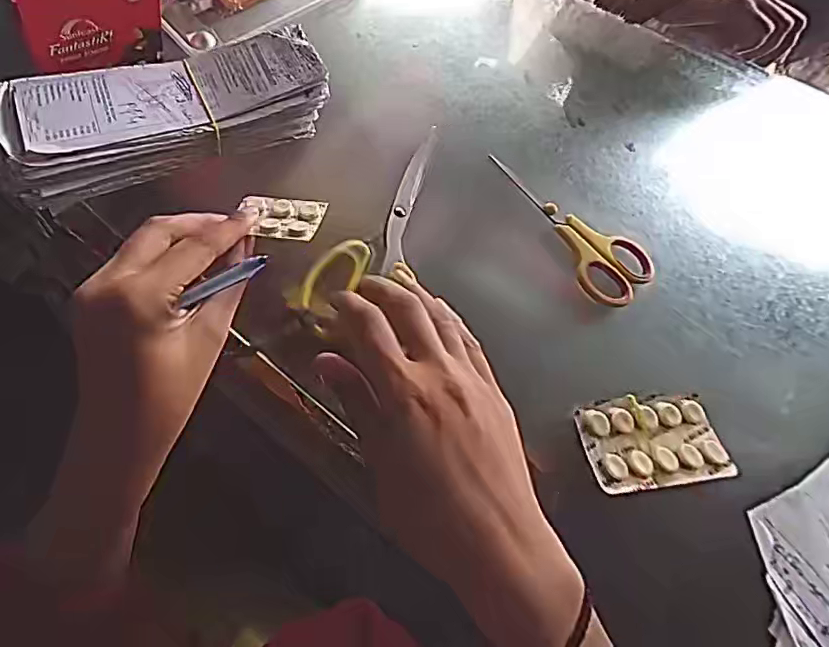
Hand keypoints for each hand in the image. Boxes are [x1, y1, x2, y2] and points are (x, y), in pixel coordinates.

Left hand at [68, 211, 257, 475]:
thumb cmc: (166, 402)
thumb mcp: (208, 338)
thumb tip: (244, 248)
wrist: (116, 442)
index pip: (192, 246)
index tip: (251, 216)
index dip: (227, 229)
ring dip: (181, 235)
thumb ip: (229, 284)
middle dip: (200, 222)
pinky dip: (161, 253)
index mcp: (138, 297)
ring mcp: (92, 288)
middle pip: (160, 229)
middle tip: (234, 225)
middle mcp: (107, 283)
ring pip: (143, 239)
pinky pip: (131, 258)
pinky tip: (188, 262)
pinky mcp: (89, 295)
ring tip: (217, 242)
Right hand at [313, 266, 586, 646]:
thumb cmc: (431, 518)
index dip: (348, 305)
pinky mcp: (493, 387)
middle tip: (364, 286)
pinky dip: (449, 317)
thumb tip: (327, 363)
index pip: (369, 326)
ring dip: (417, 293)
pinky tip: (442, 315)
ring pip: (441, 315)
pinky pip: (468, 338)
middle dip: (381, 289)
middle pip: (407, 308)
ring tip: (400, 286)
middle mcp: (438, 372)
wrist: (500, 542)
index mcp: (403, 391)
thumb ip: (356, 403)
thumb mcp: (380, 463)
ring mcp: (470, 376)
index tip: (336, 299)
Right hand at [665, 0, 805, 64]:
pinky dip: (753, 47)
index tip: (769, 62)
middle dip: (781, 49)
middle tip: (761, 66)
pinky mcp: (740, 4)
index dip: (786, 44)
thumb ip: (740, 35)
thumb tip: (758, 60)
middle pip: (794, 24)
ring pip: (780, 29)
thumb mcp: (719, 25)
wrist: (664, 1)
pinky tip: (734, 53)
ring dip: (765, 50)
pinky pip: (761, 31)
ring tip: (744, 61)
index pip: (791, 21)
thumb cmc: (686, 18)